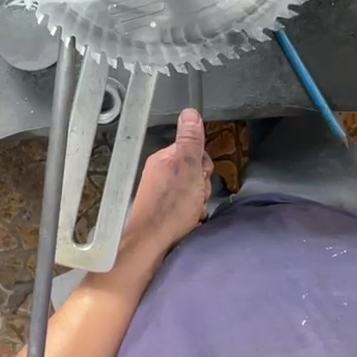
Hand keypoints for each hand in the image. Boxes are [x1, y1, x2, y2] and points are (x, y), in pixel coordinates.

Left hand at [109, 109, 212, 274]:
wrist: (152, 244)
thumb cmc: (170, 207)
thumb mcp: (187, 168)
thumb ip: (190, 141)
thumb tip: (190, 112)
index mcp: (163, 159)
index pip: (194, 151)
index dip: (204, 165)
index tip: (201, 176)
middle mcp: (160, 173)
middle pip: (195, 172)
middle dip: (202, 186)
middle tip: (196, 197)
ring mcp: (161, 193)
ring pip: (193, 191)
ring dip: (198, 202)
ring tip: (192, 212)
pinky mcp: (164, 211)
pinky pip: (187, 207)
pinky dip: (192, 215)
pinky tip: (189, 221)